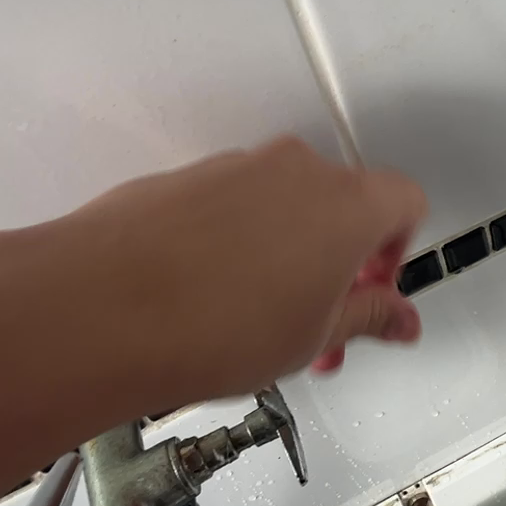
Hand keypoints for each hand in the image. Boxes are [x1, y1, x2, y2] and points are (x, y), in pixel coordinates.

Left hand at [0, 136, 425, 415]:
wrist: (99, 310)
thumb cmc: (208, 323)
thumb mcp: (316, 336)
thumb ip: (372, 318)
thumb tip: (397, 318)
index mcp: (347, 203)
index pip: (406, 204)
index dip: (397, 253)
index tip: (374, 291)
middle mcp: (296, 171)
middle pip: (346, 205)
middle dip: (343, 265)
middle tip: (325, 319)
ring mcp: (238, 169)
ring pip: (290, 206)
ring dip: (292, 256)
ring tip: (264, 320)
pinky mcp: (190, 179)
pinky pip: (238, 204)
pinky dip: (243, 242)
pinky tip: (218, 298)